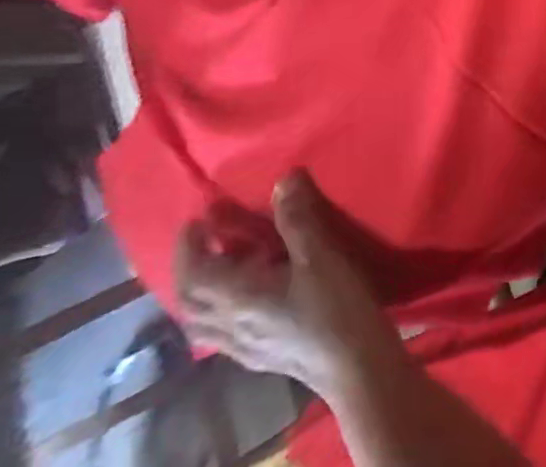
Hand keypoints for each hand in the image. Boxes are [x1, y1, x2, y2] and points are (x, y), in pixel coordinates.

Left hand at [177, 172, 400, 398]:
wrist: (355, 366)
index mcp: (237, 298)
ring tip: (220, 270)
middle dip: (190, 268)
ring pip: (202, 322)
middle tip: (206, 241)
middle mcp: (229, 325)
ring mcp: (242, 347)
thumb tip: (283, 179)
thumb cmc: (335, 307)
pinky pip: (220, 334)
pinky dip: (218, 312)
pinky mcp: (259, 357)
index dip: (190, 245)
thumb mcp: (321, 256)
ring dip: (200, 293)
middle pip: (190, 300)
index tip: (198, 219)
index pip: (195, 272)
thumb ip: (298, 219)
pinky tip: (244, 305)